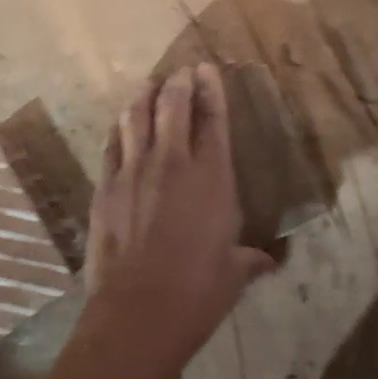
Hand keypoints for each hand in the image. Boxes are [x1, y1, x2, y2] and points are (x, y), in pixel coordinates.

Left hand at [50, 64, 275, 378]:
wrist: (139, 310)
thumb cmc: (198, 290)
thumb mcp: (233, 273)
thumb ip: (250, 259)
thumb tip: (271, 262)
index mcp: (212, 175)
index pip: (213, 118)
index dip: (211, 88)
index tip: (207, 68)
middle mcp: (173, 161)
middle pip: (172, 104)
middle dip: (177, 82)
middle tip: (180, 72)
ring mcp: (134, 170)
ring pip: (137, 116)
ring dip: (144, 96)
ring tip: (149, 86)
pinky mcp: (106, 186)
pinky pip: (112, 144)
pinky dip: (119, 129)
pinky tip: (121, 125)